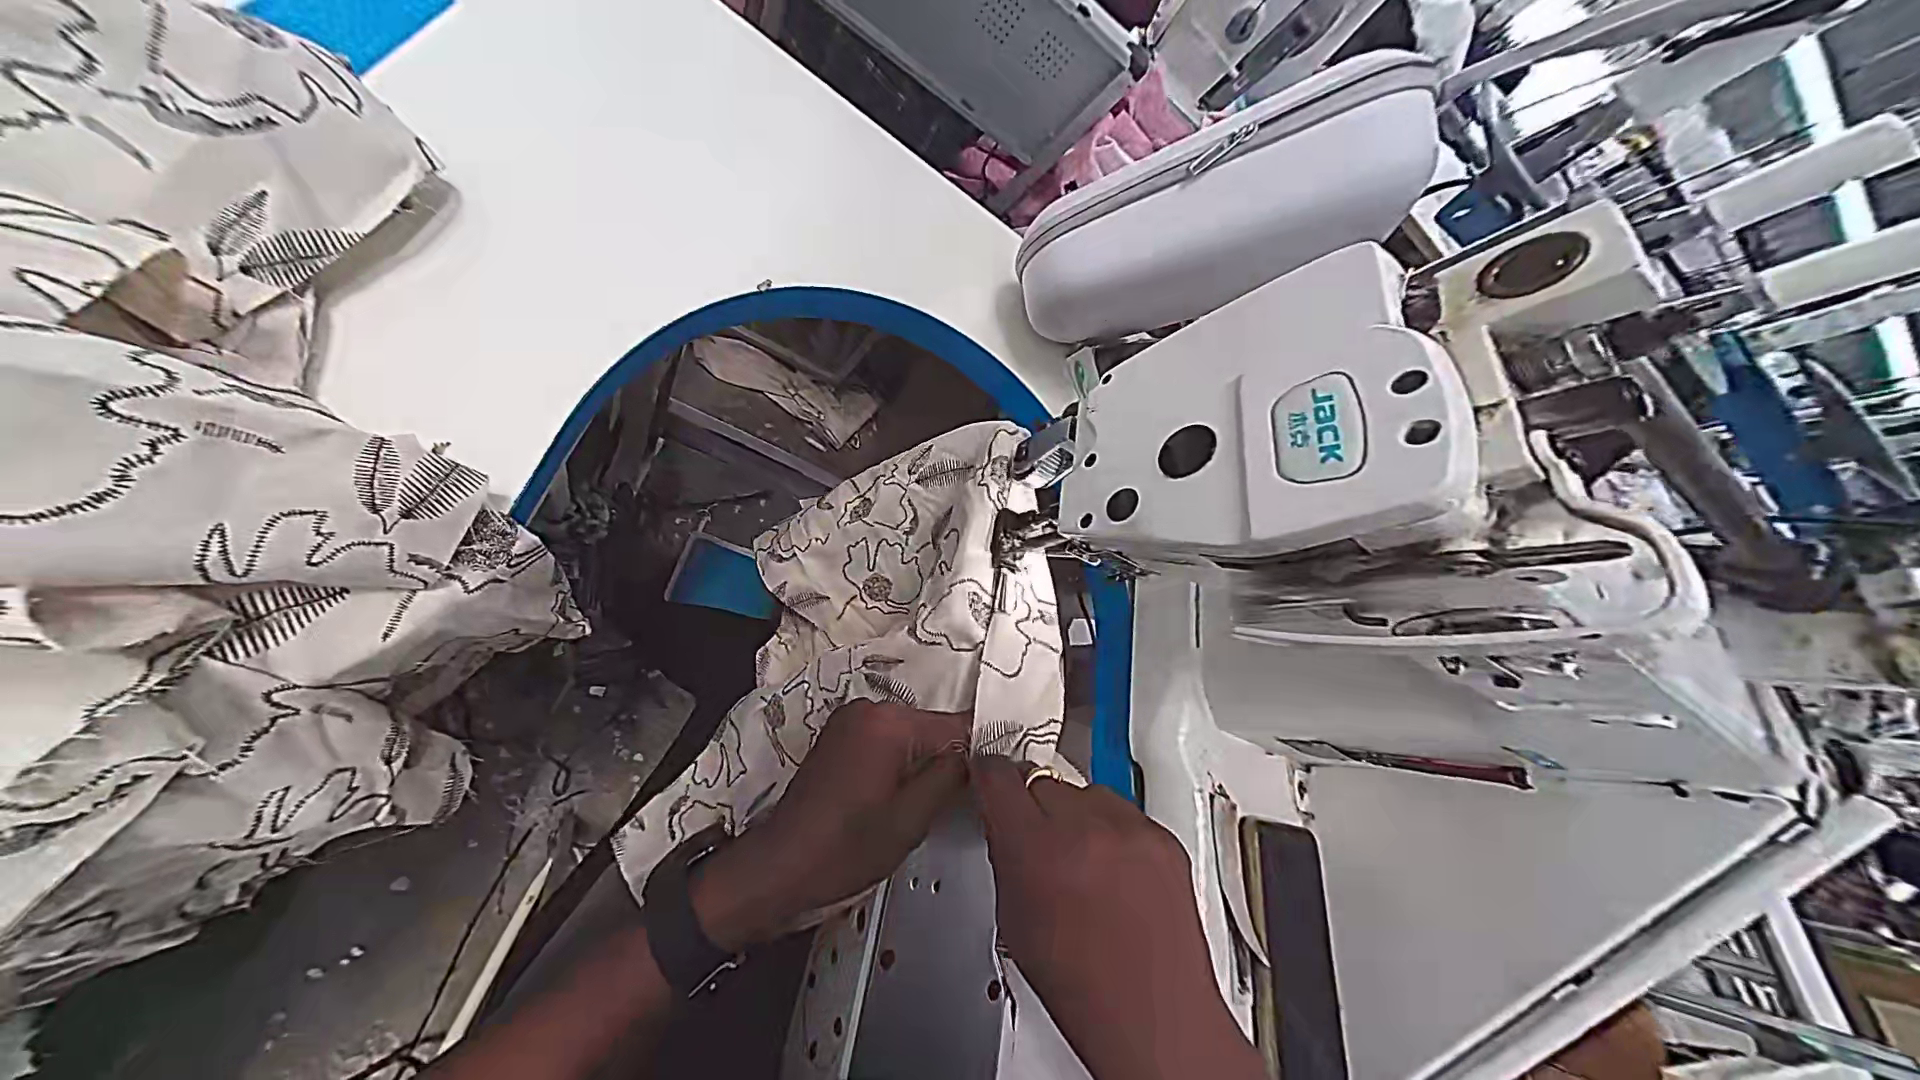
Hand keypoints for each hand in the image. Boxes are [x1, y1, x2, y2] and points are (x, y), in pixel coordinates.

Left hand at [690, 699, 969, 951]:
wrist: (778, 870)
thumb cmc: (843, 850)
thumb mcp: (911, 818)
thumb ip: (952, 776)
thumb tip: (979, 754)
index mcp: (888, 722)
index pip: (957, 726)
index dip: (981, 754)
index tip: (997, 780)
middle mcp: (869, 708)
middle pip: (933, 729)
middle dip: (950, 761)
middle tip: (959, 802)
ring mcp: (851, 721)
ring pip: (912, 736)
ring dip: (925, 764)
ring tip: (926, 804)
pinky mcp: (840, 737)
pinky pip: (888, 741)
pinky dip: (901, 763)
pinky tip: (901, 796)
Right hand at [971, 756, 1264, 1079]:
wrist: (1155, 1018)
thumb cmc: (1084, 986)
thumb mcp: (1014, 919)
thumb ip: (1003, 854)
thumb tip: (1001, 818)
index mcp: (1036, 848)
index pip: (998, 777)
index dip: (989, 776)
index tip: (991, 778)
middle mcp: (1085, 829)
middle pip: (1042, 781)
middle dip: (1035, 806)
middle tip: (1042, 842)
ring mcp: (1129, 831)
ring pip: (1085, 792)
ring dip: (1077, 816)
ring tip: (1083, 863)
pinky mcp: (1163, 837)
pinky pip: (1124, 811)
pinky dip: (1114, 831)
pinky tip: (1114, 872)